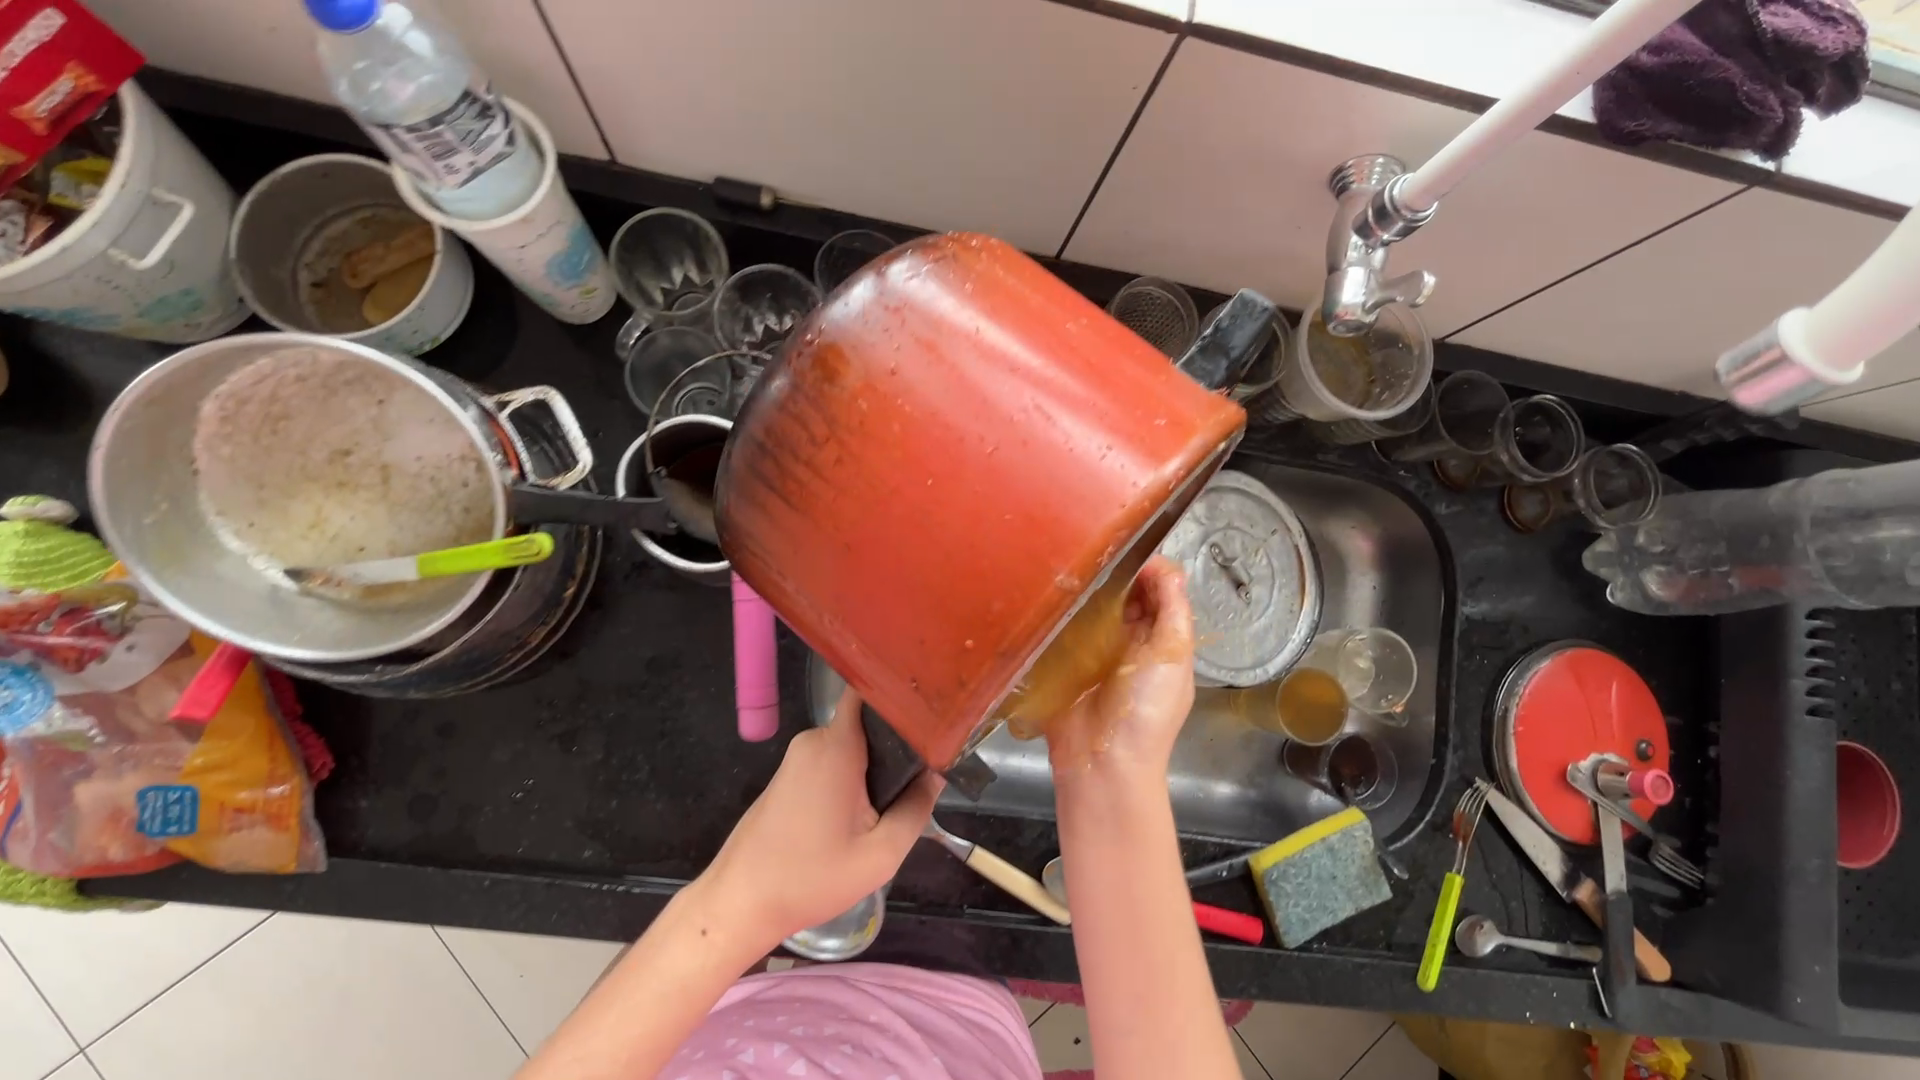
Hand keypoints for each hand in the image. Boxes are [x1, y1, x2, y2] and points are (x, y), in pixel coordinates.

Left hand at [697, 689, 941, 948]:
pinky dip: (851, 780)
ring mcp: (797, 758)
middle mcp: (814, 740)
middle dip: (895, 745)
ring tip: (894, 802)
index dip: (899, 693)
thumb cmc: (811, 878)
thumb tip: (937, 774)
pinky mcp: (788, 776)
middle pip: (866, 723)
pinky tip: (861, 814)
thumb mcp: (881, 854)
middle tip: (922, 776)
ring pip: (851, 747)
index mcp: (836, 746)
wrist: (741, 903)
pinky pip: (833, 763)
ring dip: (873, 769)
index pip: (868, 692)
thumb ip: (916, 808)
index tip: (931, 710)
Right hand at [1048, 555, 1195, 785]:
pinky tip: (1045, 594)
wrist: (1103, 762)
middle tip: (1090, 554)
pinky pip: (1059, 630)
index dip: (1146, 570)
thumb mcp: (1173, 656)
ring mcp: (1091, 651)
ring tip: (1065, 567)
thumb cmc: (1146, 711)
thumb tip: (1168, 567)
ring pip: (1088, 608)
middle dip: (1110, 574)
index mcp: (1160, 639)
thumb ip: (1174, 610)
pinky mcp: (1061, 662)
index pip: (1156, 592)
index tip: (1125, 552)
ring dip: (1080, 590)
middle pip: (1120, 596)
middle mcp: (1127, 641)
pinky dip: (1055, 613)